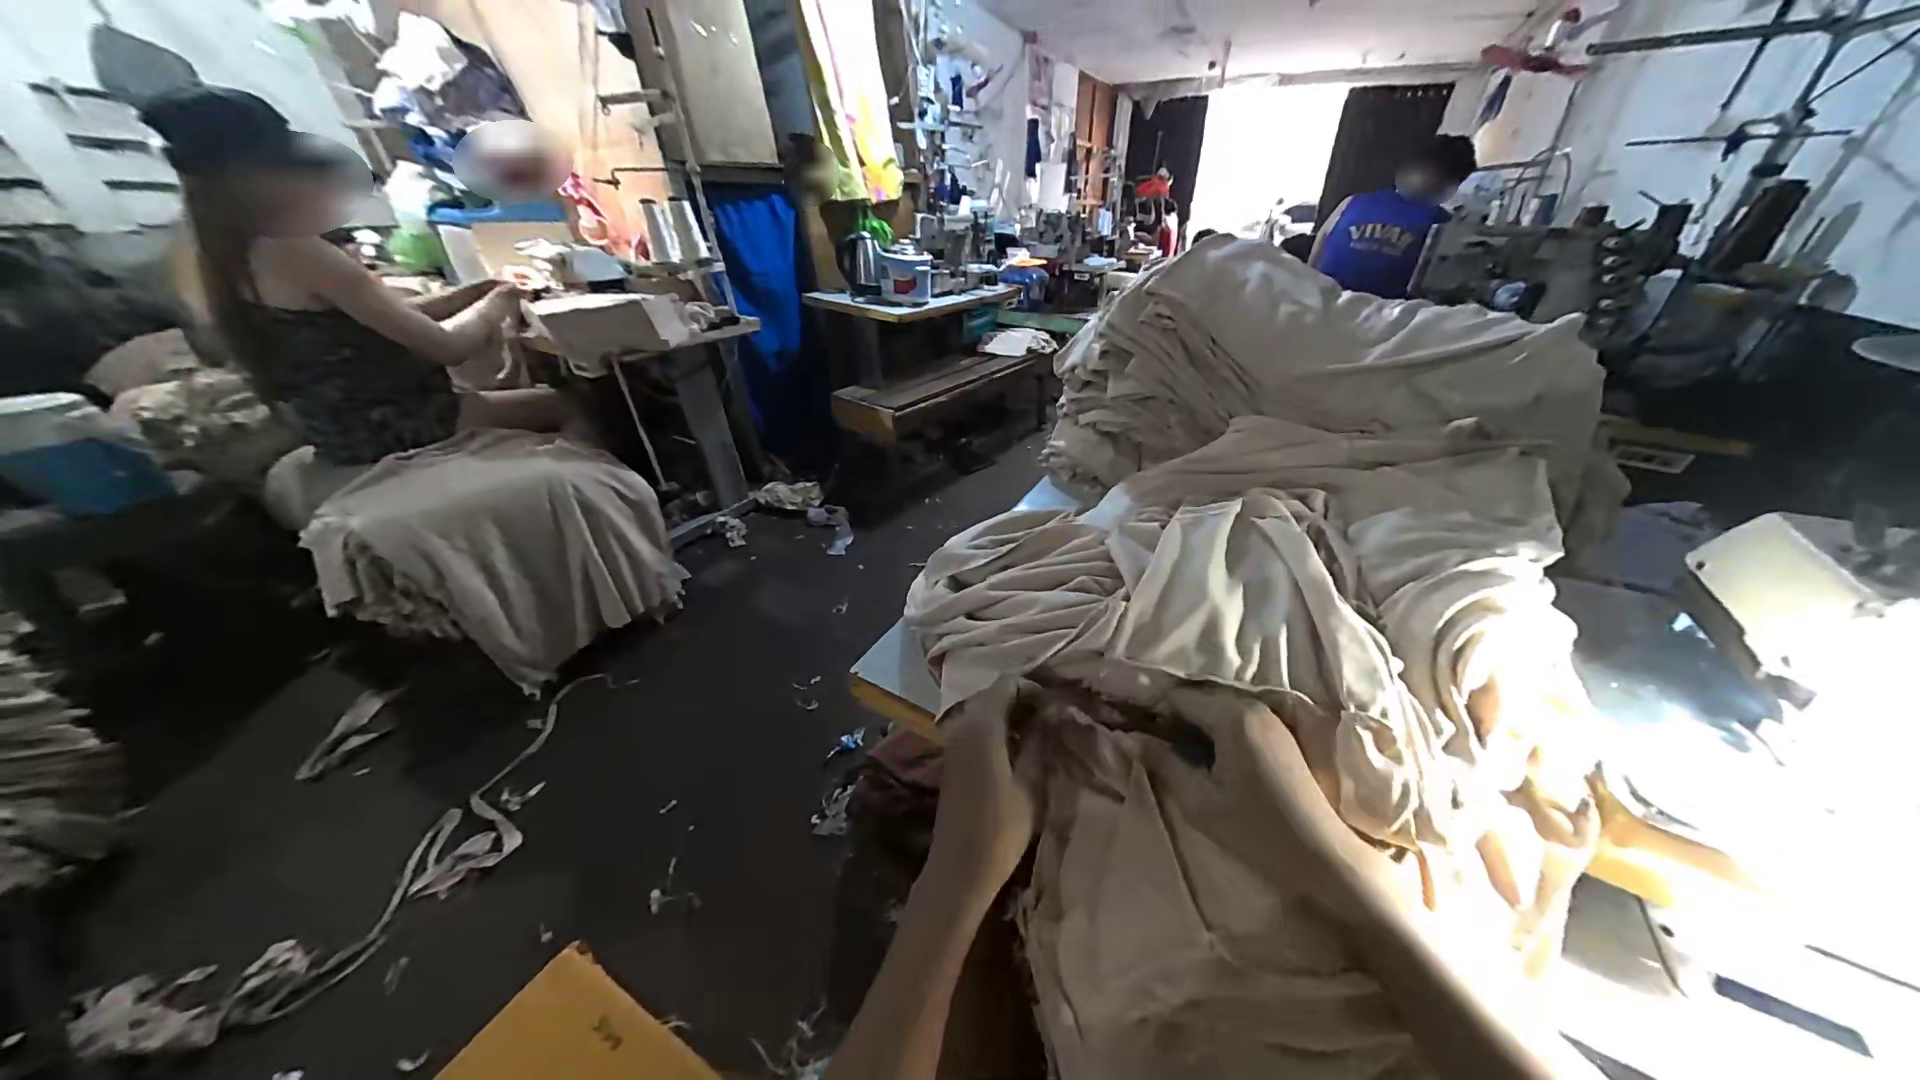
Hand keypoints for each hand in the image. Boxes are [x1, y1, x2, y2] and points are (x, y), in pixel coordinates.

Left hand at [927, 678, 1038, 889]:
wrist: (959, 868)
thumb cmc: (1000, 828)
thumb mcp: (1030, 784)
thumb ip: (1039, 741)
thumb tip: (1052, 712)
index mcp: (981, 725)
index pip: (1007, 684)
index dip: (1033, 688)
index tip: (1058, 703)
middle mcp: (963, 725)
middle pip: (994, 695)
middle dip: (1024, 699)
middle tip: (1055, 715)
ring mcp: (954, 741)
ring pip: (985, 712)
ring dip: (1011, 715)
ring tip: (1043, 730)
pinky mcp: (954, 758)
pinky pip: (978, 728)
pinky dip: (999, 729)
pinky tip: (1020, 747)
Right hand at [1144, 685, 1418, 913]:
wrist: (1326, 855)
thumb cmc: (1257, 829)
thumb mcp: (1199, 801)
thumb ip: (1162, 763)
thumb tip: (1130, 739)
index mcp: (1231, 716)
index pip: (1178, 697)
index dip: (1152, 710)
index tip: (1133, 727)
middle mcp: (1252, 706)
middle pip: (1199, 697)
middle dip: (1173, 715)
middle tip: (1152, 741)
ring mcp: (1271, 719)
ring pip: (1218, 707)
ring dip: (1195, 722)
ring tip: (1176, 749)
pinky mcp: (1282, 734)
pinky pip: (1237, 718)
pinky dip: (1216, 728)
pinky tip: (1208, 755)